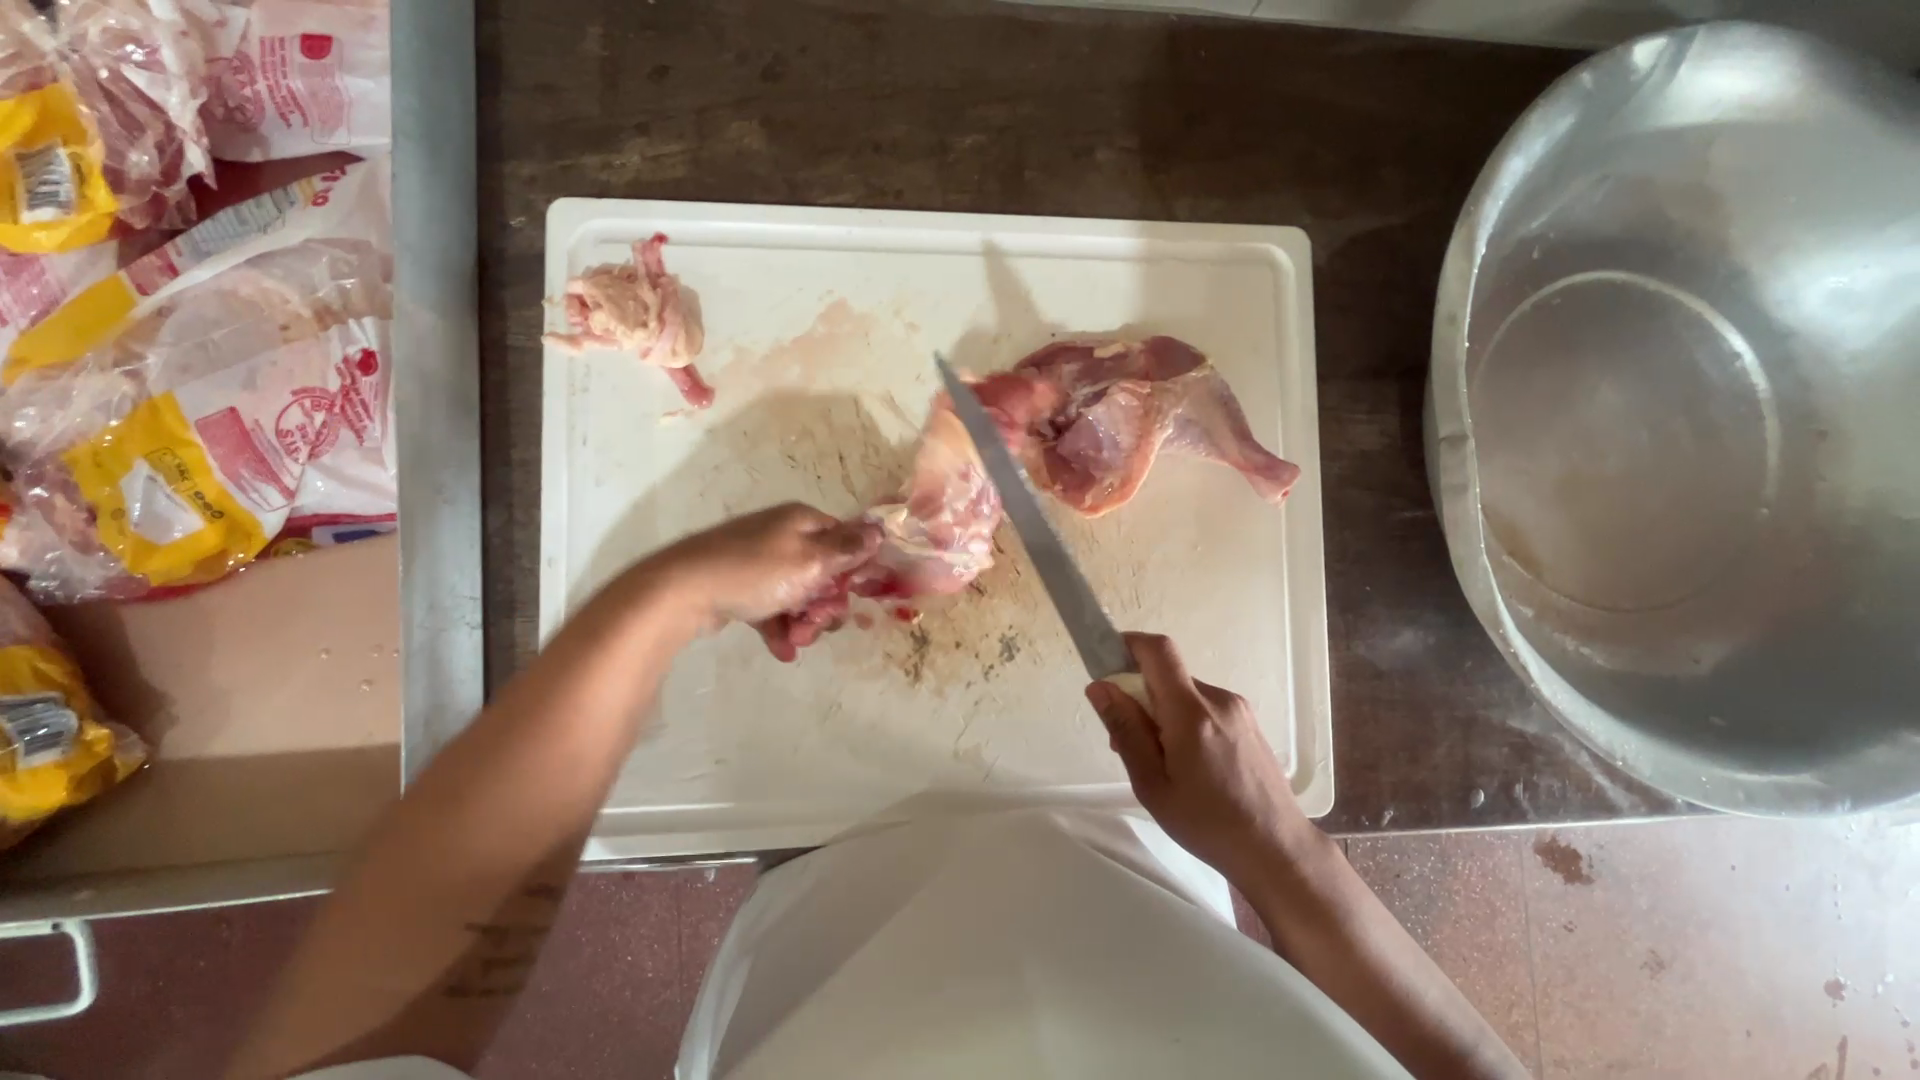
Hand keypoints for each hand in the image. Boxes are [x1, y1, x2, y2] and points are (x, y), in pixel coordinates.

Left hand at [652, 504, 881, 652]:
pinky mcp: (742, 588)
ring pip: (800, 596)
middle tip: (815, 622)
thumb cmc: (754, 572)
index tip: (853, 597)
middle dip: (826, 605)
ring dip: (805, 622)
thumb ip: (848, 549)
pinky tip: (782, 650)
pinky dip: (780, 629)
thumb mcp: (810, 560)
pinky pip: (773, 609)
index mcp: (803, 522)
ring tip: (795, 640)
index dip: (854, 572)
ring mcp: (761, 564)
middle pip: (825, 574)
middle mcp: (784, 537)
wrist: (683, 591)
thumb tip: (880, 530)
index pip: (846, 543)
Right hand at [1084, 633, 1310, 883]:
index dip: (1128, 645)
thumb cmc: (1208, 824)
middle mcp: (1219, 700)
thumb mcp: (1152, 785)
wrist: (1278, 849)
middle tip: (1128, 743)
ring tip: (1163, 765)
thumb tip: (1100, 688)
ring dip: (1164, 714)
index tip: (1107, 664)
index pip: (1159, 650)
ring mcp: (1239, 710)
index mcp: (1192, 713)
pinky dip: (1186, 723)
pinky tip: (1190, 766)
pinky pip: (1205, 708)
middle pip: (1168, 676)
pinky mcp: (1250, 723)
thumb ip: (1126, 731)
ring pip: (1186, 694)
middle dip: (1140, 696)